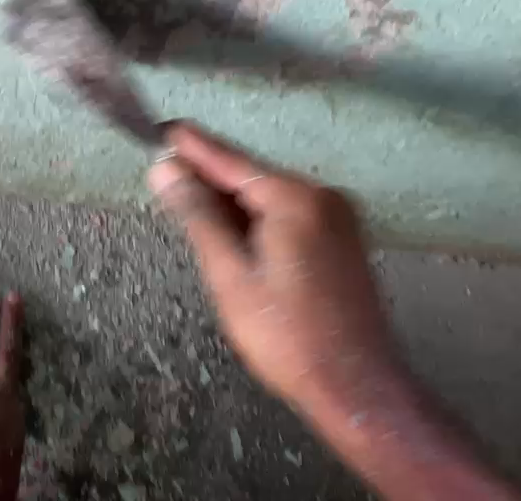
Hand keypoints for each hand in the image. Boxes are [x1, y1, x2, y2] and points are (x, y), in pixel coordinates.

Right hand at [149, 123, 520, 500]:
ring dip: (229, 202)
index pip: (228, 159)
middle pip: (248, 176)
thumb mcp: (230, 274)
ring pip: (266, 196)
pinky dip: (254, 218)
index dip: (190, 146)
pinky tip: (232, 234)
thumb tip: (165, 167)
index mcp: (294, 198)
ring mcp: (337, 217)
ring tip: (190, 208)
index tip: (160, 127)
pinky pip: (285, 213)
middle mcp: (321, 196)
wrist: (360, 392)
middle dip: (207, 178)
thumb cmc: (288, 335)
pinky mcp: (341, 239)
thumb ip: (197, 214)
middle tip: (165, 177)